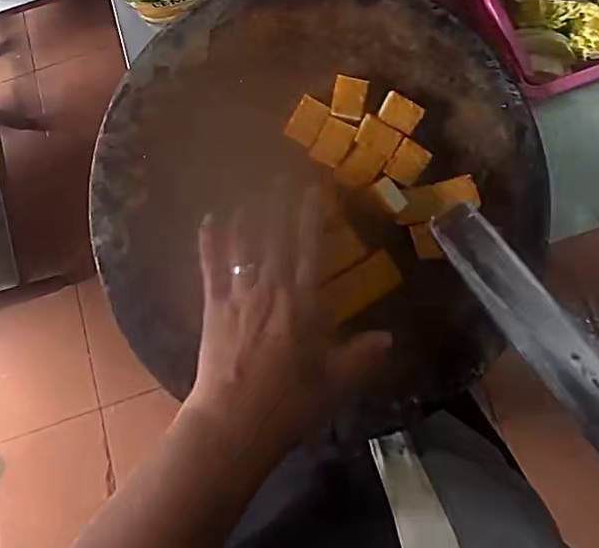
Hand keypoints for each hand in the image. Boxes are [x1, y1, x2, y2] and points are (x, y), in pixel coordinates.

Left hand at [182, 195, 391, 463]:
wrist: (235, 423)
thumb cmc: (289, 404)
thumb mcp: (335, 383)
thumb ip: (361, 356)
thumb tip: (390, 338)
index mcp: (302, 302)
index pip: (310, 247)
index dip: (311, 214)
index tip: (313, 188)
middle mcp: (270, 287)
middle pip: (276, 235)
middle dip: (279, 202)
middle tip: (281, 174)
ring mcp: (238, 293)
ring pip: (244, 242)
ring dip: (248, 212)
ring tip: (250, 188)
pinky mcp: (212, 304)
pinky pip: (210, 265)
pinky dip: (210, 239)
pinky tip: (208, 217)